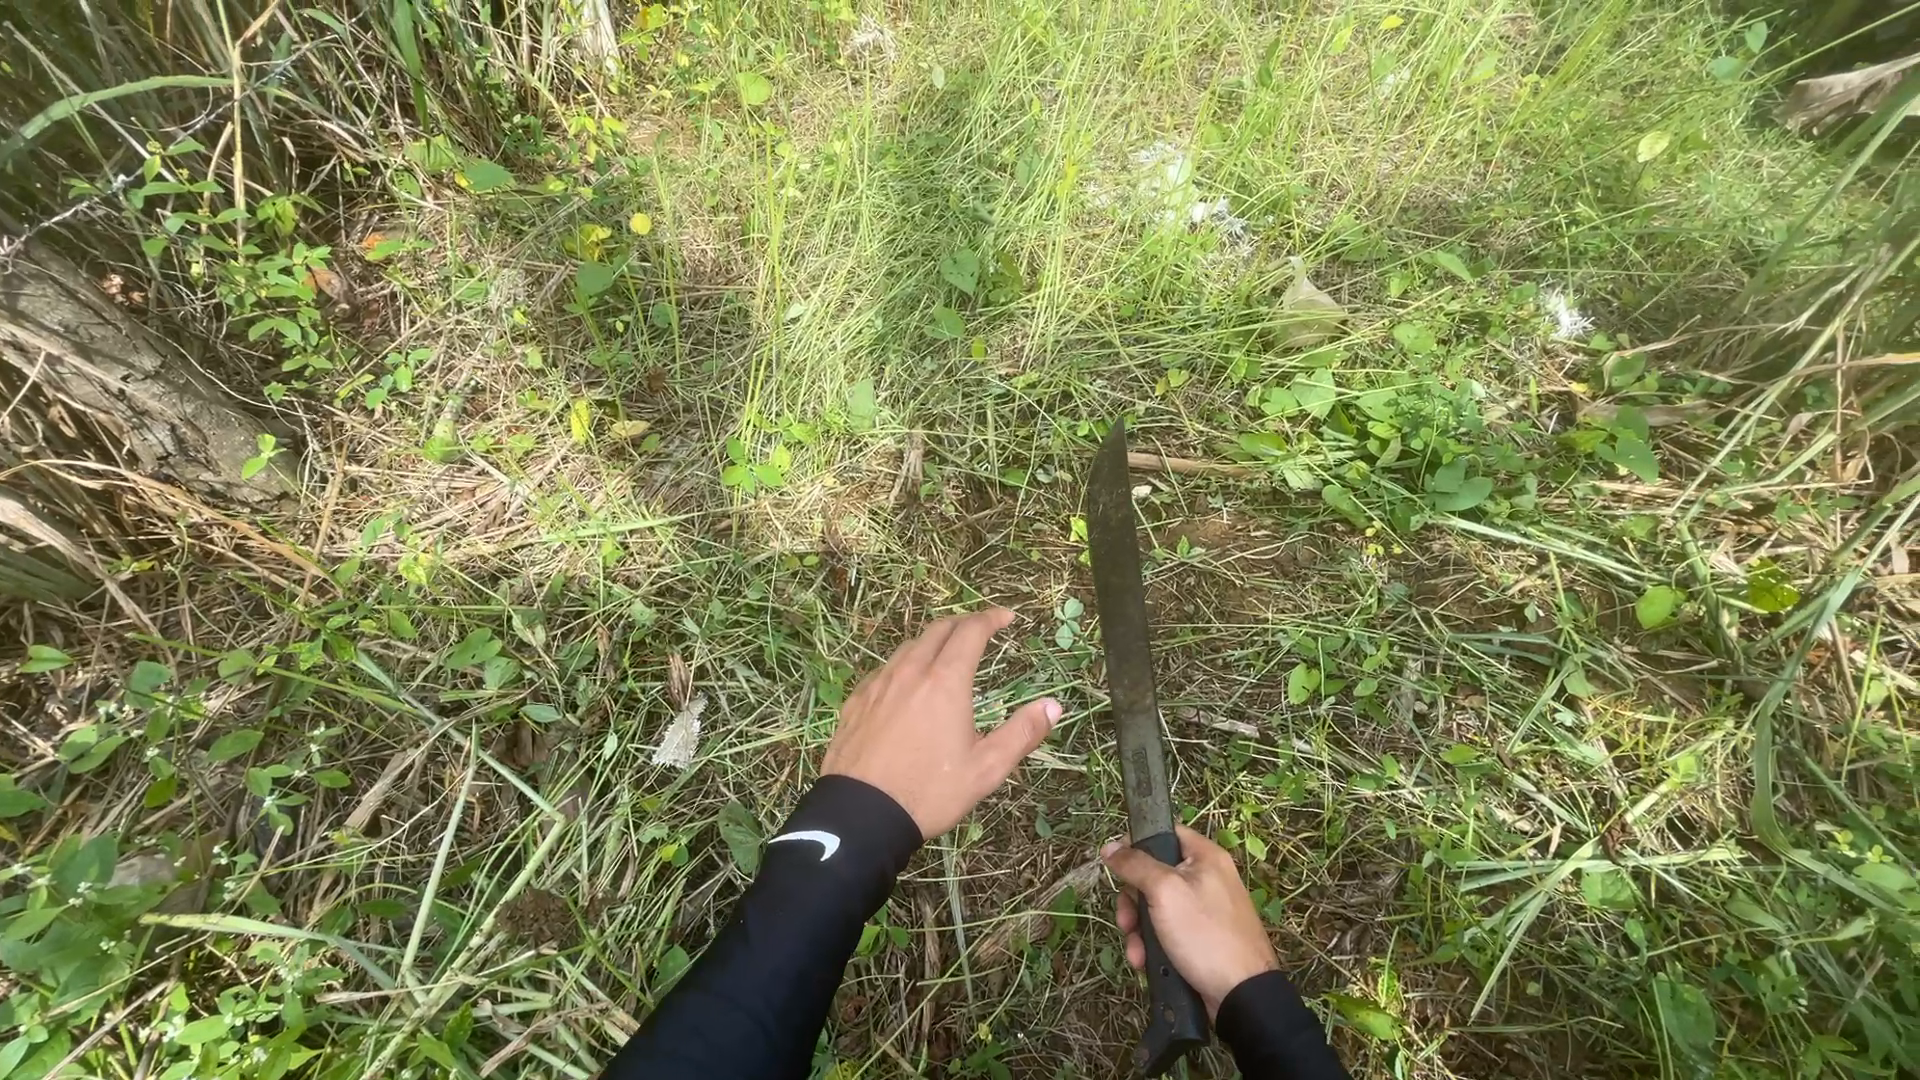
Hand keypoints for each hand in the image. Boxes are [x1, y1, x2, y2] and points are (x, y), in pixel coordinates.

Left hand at [824, 608, 1060, 839]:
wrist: (860, 815)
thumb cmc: (930, 792)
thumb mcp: (986, 769)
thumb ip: (1022, 733)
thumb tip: (1053, 706)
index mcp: (945, 681)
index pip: (971, 631)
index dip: (992, 618)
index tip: (1007, 618)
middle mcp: (911, 671)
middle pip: (939, 629)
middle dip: (964, 623)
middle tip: (981, 630)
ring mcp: (879, 683)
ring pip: (910, 646)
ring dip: (934, 642)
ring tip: (947, 655)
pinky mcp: (858, 700)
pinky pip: (886, 668)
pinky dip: (906, 664)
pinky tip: (908, 684)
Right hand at [1103, 824, 1278, 1018]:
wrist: (1242, 998)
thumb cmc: (1204, 934)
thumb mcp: (1165, 892)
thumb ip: (1135, 865)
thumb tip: (1109, 847)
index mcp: (1205, 856)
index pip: (1164, 833)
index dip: (1136, 843)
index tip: (1116, 862)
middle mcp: (1206, 878)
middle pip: (1154, 873)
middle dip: (1133, 900)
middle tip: (1126, 919)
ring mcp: (1204, 910)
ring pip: (1156, 905)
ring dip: (1139, 928)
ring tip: (1136, 950)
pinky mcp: (1201, 938)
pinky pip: (1167, 929)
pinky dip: (1153, 944)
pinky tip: (1146, 961)